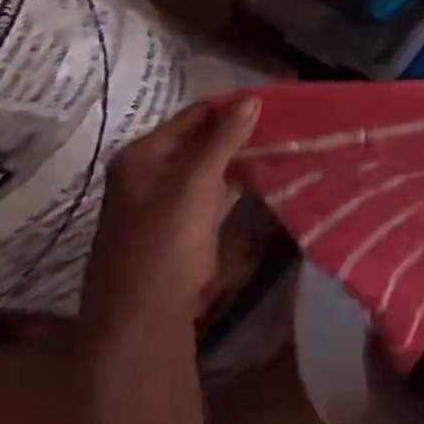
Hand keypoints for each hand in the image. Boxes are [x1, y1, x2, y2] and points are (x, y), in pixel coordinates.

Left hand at [82, 97, 261, 323]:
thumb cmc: (162, 247)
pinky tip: (264, 177)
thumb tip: (251, 98)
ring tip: (281, 143)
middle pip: (199, 142)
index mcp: (142, 156)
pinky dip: (234, 186)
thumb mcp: (194, 187)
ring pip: (208, 170)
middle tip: (282, 121)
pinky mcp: (182, 230)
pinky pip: (212, 196)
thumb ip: (222, 141)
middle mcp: (150, 174)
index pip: (192, 117)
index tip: (270, 99)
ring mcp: (166, 204)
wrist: (141, 326)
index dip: (229, 106)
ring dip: (239, 159)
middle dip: (238, 132)